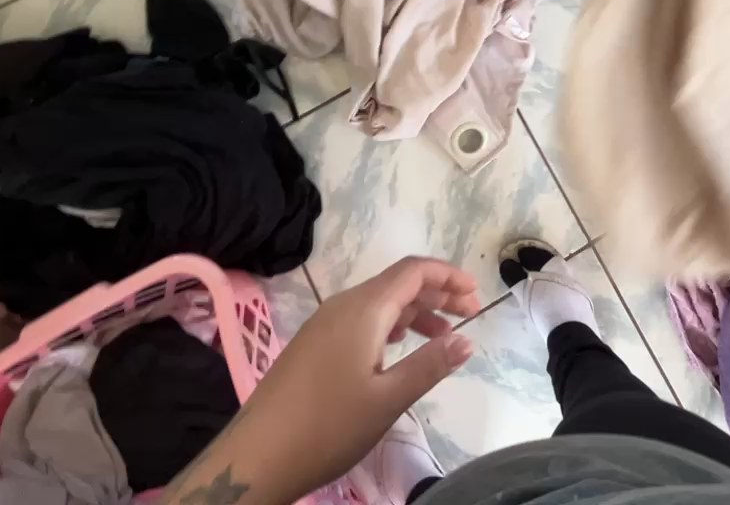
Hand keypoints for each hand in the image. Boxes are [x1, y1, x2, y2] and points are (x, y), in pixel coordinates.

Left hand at [220, 258, 480, 499]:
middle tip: (469, 313)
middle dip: (438, 292)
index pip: (414, 271)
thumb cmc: (327, 426)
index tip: (476, 293)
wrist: (253, 460)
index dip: (448, 275)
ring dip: (415, 311)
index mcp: (364, 308)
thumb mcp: (388, 399)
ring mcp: (325, 323)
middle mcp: (344, 304)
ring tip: (443, 335)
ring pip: (381, 301)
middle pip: (399, 282)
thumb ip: (430, 364)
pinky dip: (391, 323)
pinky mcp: (314, 342)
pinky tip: (399, 347)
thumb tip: (467, 340)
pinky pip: (363, 317)